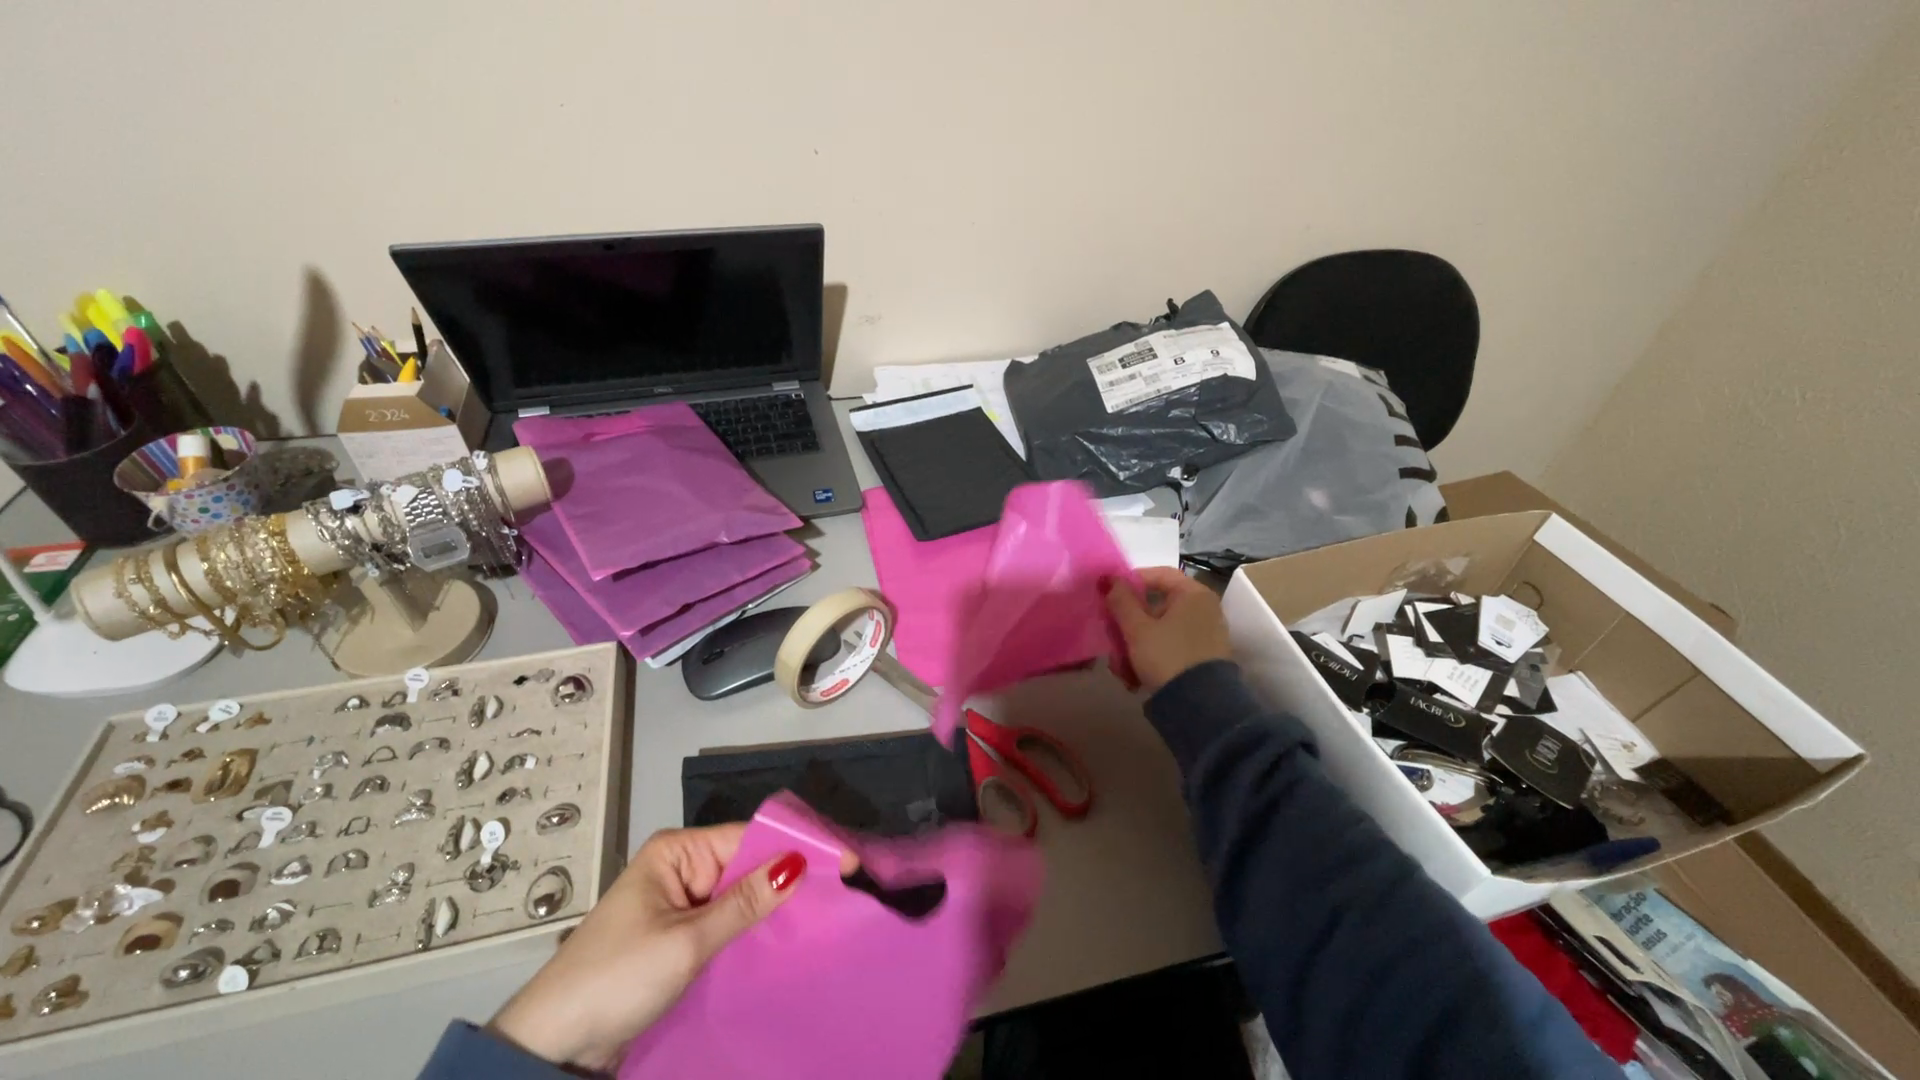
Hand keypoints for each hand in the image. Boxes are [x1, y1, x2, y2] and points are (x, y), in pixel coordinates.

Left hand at [488, 824, 844, 1069]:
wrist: (554, 1044)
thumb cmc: (617, 978)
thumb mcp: (686, 941)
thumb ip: (744, 904)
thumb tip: (798, 864)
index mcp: (675, 853)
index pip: (748, 837)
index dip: (796, 847)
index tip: (845, 862)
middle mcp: (681, 869)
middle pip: (747, 864)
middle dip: (790, 877)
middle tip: (843, 893)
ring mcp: (680, 904)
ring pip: (740, 896)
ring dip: (773, 907)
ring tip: (827, 916)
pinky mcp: (680, 938)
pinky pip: (727, 924)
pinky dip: (753, 931)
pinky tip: (787, 941)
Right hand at [1105, 567, 1232, 694]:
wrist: (1200, 705)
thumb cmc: (1167, 656)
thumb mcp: (1137, 629)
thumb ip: (1121, 601)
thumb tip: (1110, 578)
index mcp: (1193, 594)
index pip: (1158, 574)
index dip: (1130, 582)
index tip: (1109, 597)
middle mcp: (1204, 609)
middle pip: (1156, 606)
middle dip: (1128, 626)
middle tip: (1111, 641)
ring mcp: (1206, 634)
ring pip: (1160, 631)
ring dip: (1135, 647)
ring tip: (1122, 670)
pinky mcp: (1203, 657)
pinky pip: (1171, 647)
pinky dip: (1152, 658)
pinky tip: (1136, 679)